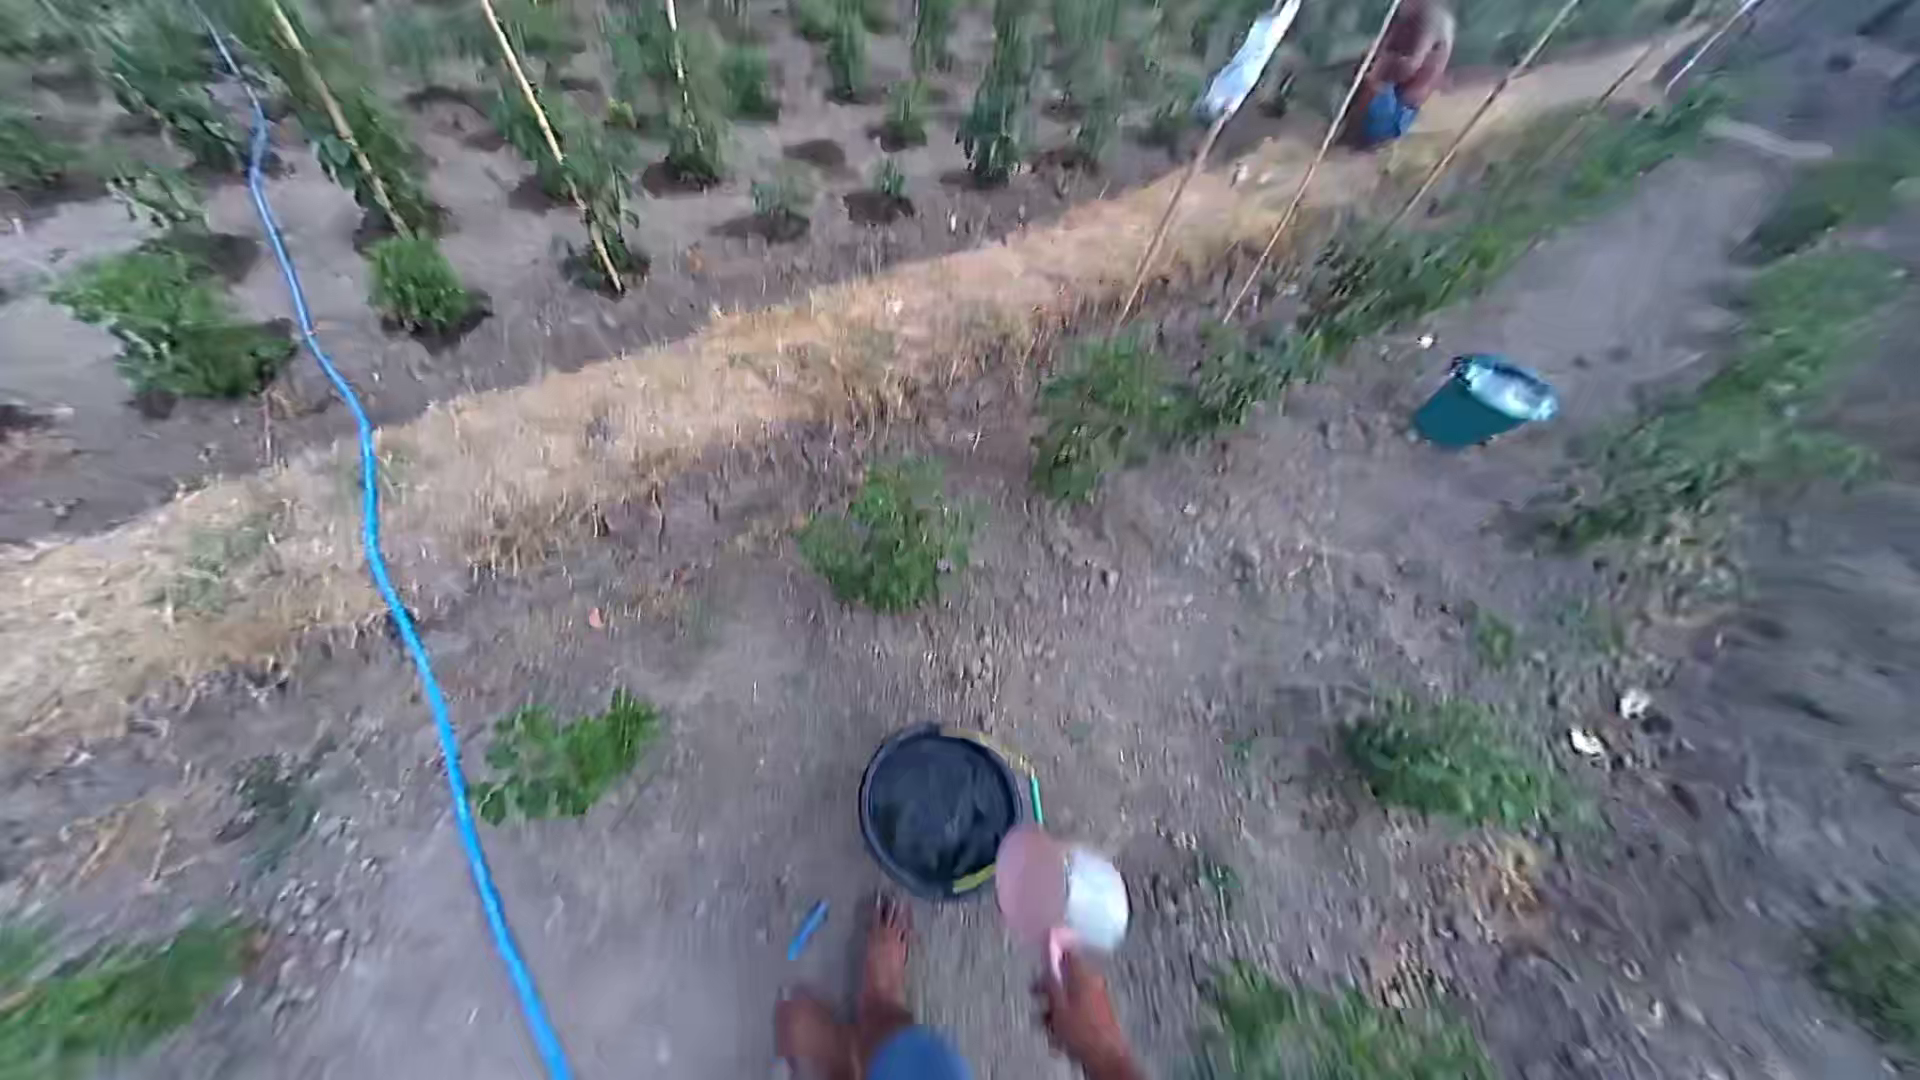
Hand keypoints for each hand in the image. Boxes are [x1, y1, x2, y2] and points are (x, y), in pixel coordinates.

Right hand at [1033, 952, 1141, 1079]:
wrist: (1106, 1059)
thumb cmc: (1082, 1031)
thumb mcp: (1057, 1004)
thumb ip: (1050, 980)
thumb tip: (1045, 962)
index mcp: (1084, 972)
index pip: (1066, 952)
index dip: (1051, 954)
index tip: (1040, 964)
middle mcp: (1093, 980)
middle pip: (1066, 976)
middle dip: (1049, 989)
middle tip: (1037, 997)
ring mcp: (1098, 998)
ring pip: (1070, 996)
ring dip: (1056, 1009)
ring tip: (1047, 1024)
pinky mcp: (1100, 1016)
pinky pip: (1078, 1010)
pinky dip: (1067, 1019)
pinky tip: (1059, 1035)